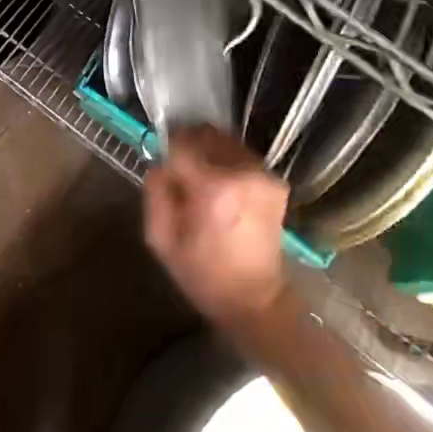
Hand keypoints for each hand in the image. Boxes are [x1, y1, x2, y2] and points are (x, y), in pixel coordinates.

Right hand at [143, 125, 290, 328]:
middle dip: (190, 146)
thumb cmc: (203, 274)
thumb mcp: (161, 240)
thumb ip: (156, 193)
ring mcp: (264, 175)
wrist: (254, 297)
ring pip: (227, 141)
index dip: (168, 150)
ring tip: (202, 181)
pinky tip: (224, 189)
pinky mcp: (276, 181)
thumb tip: (159, 163)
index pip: (182, 145)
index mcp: (214, 188)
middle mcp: (244, 173)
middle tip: (180, 170)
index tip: (163, 164)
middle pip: (208, 134)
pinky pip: (243, 156)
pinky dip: (228, 163)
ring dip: (210, 153)